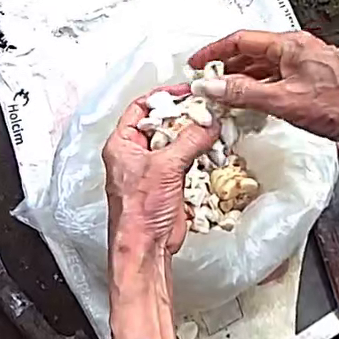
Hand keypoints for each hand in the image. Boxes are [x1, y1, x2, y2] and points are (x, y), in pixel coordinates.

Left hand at [101, 88, 217, 338]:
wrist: (146, 246)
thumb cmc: (138, 210)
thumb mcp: (165, 166)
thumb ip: (190, 140)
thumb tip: (208, 122)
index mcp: (122, 145)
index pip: (140, 108)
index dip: (163, 97)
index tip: (187, 91)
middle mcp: (136, 154)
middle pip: (163, 124)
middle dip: (186, 116)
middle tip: (207, 108)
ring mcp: (154, 169)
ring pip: (178, 142)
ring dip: (196, 135)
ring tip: (216, 124)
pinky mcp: (170, 183)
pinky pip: (188, 161)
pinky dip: (201, 154)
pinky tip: (215, 146)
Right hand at [188, 30, 338, 163]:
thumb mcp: (284, 100)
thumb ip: (243, 93)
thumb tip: (211, 86)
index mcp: (290, 46)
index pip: (241, 40)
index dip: (214, 52)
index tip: (196, 65)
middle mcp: (297, 51)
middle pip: (250, 53)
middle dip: (224, 68)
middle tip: (205, 83)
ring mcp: (304, 67)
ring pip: (262, 69)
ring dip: (240, 82)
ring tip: (222, 97)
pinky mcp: (310, 84)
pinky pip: (275, 81)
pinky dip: (257, 91)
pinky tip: (250, 106)